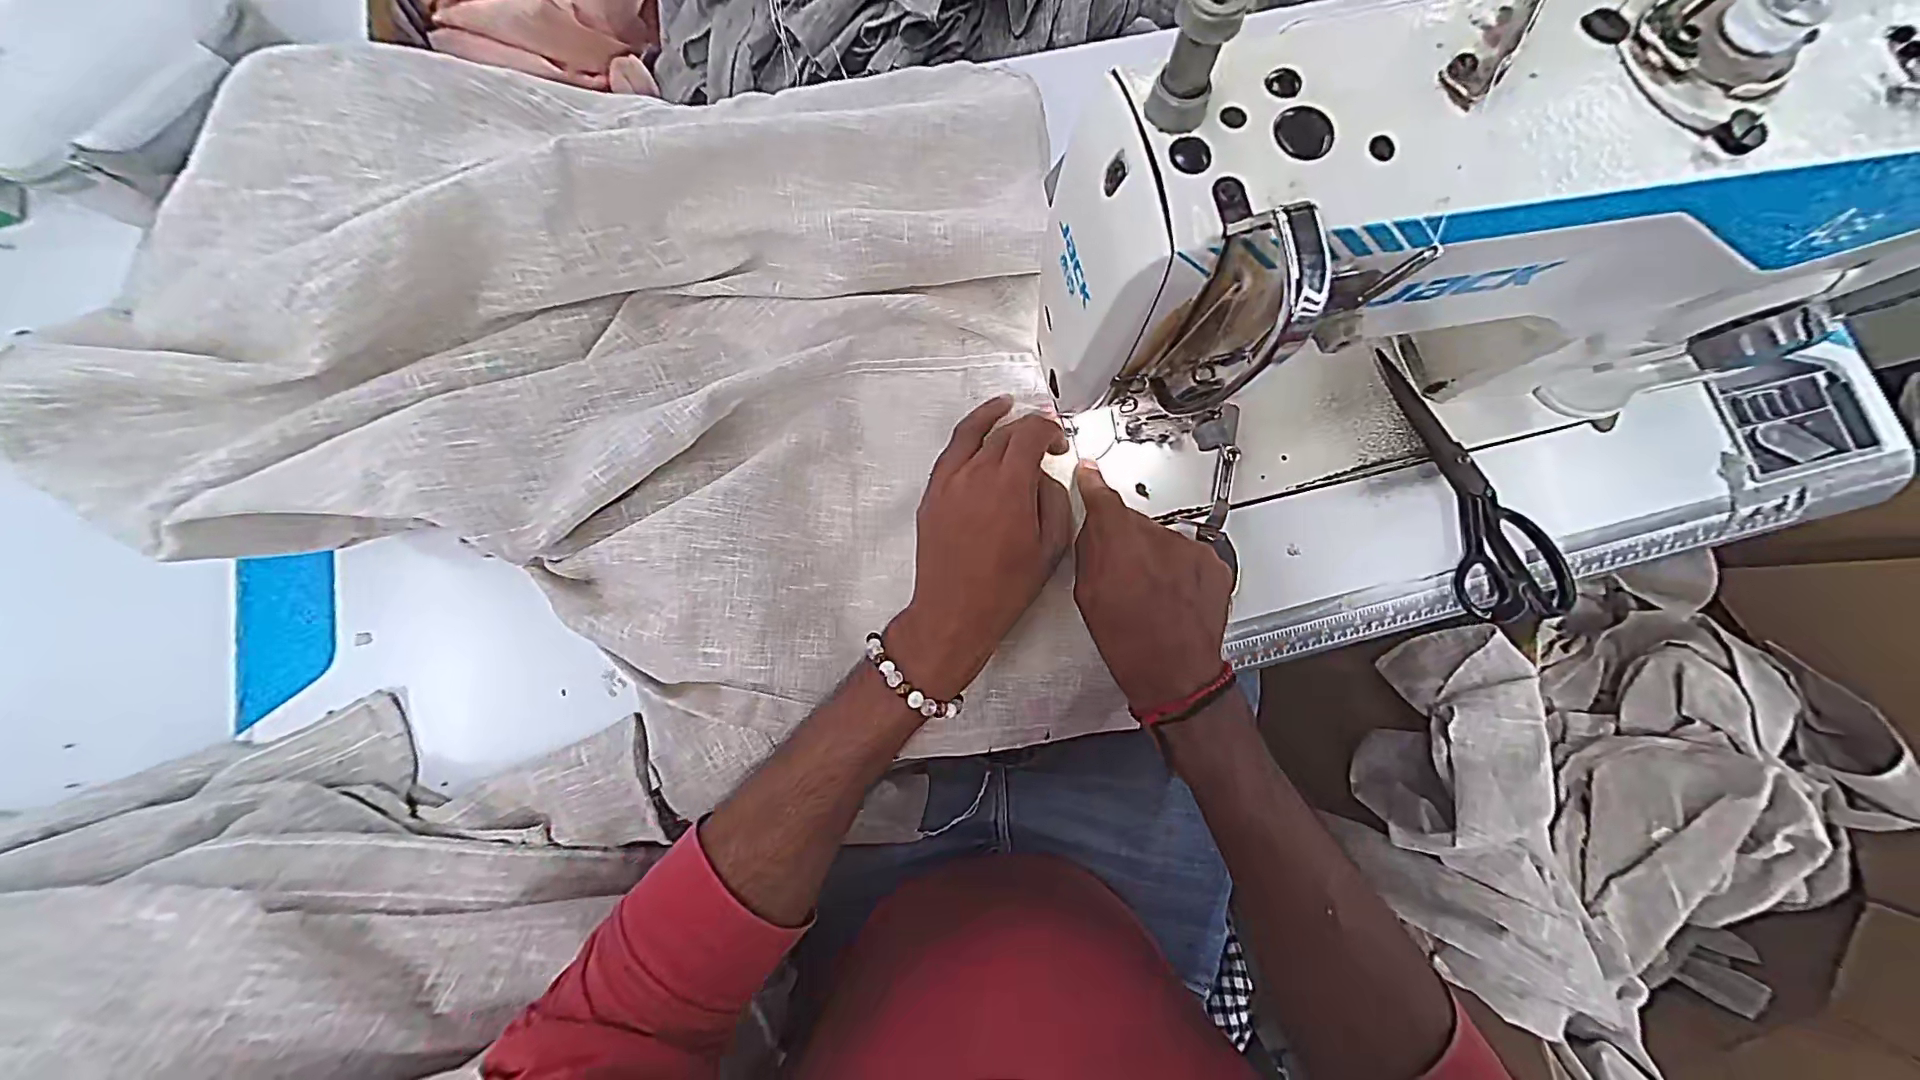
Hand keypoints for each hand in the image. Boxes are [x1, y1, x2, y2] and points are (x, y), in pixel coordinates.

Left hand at [886, 396, 1071, 700]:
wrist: (954, 611)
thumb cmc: (998, 590)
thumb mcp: (1049, 547)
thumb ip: (1054, 501)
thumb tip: (1047, 478)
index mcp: (1009, 487)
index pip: (1032, 434)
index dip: (1050, 429)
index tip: (1057, 438)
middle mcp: (976, 477)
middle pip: (1006, 432)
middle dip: (1030, 427)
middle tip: (1043, 434)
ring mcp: (949, 483)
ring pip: (973, 433)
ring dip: (994, 417)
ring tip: (1005, 407)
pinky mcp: (933, 494)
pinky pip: (950, 452)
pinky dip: (966, 435)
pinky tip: (975, 434)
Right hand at [1072, 460, 1233, 713]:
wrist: (1175, 672)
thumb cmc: (1131, 644)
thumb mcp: (1088, 596)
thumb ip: (1089, 551)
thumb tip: (1091, 529)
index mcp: (1119, 545)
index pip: (1104, 498)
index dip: (1093, 483)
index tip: (1090, 473)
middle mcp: (1157, 540)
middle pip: (1134, 520)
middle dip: (1125, 538)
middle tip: (1123, 573)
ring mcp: (1188, 550)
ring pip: (1162, 536)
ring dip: (1153, 555)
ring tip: (1150, 591)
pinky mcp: (1211, 562)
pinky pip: (1186, 551)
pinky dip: (1178, 566)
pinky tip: (1170, 593)